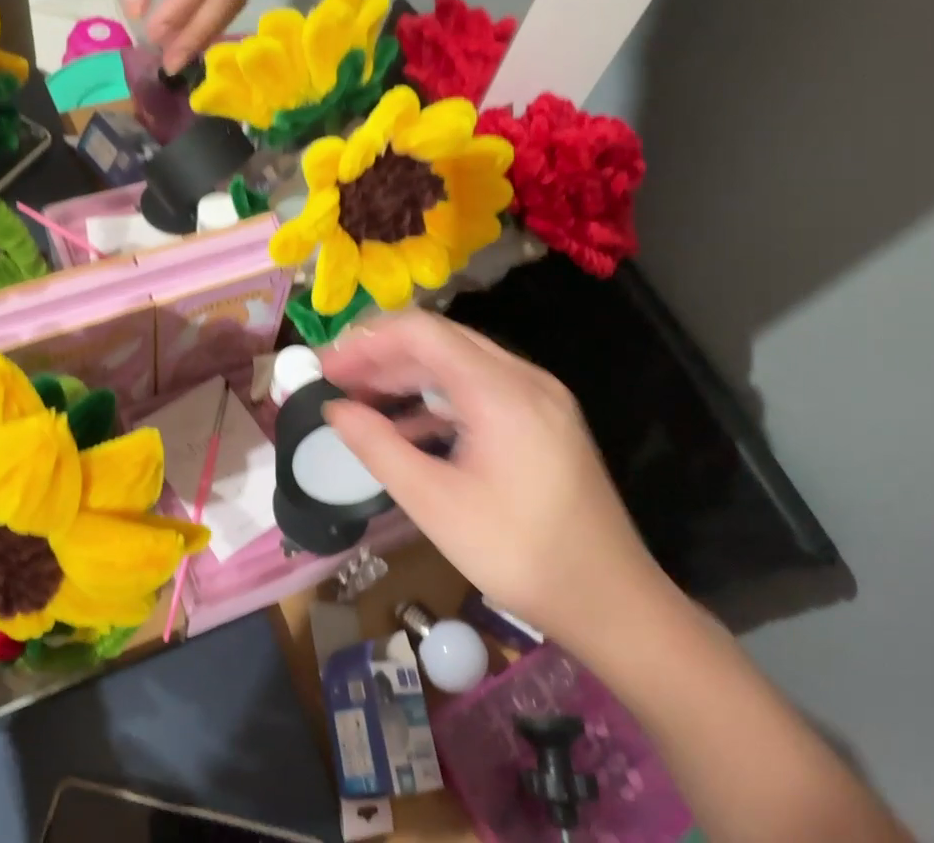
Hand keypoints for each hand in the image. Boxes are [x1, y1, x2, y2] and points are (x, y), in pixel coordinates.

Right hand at [319, 311, 668, 644]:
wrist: (609, 599)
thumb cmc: (518, 554)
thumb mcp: (435, 504)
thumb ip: (379, 448)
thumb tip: (335, 410)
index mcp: (502, 391)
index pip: (422, 332)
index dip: (366, 343)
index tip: (324, 368)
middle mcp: (526, 380)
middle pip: (442, 343)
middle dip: (382, 358)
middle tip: (333, 383)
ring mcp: (541, 400)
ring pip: (462, 367)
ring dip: (409, 379)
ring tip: (360, 403)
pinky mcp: (545, 423)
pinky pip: (482, 393)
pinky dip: (439, 402)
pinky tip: (408, 428)